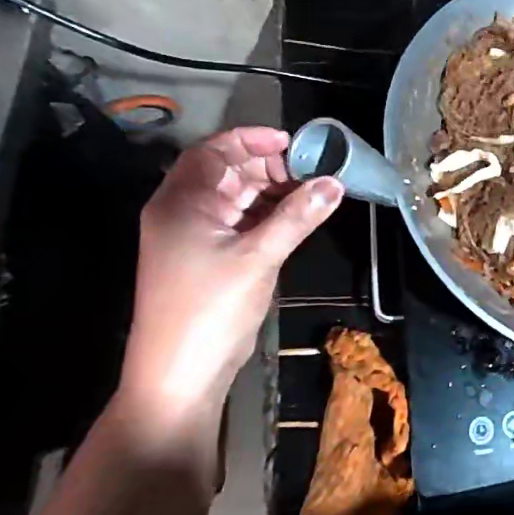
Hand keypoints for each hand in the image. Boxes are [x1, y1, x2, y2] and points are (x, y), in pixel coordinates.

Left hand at [114, 126, 343, 455]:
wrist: (178, 374)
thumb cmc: (210, 309)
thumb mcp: (258, 257)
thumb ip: (297, 216)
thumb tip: (335, 182)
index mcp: (180, 201)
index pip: (213, 151)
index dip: (251, 139)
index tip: (291, 140)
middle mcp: (182, 212)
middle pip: (225, 172)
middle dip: (267, 166)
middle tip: (311, 170)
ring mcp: (193, 237)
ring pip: (235, 198)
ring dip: (270, 191)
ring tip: (311, 191)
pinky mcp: (207, 259)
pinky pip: (238, 223)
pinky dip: (266, 215)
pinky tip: (296, 216)